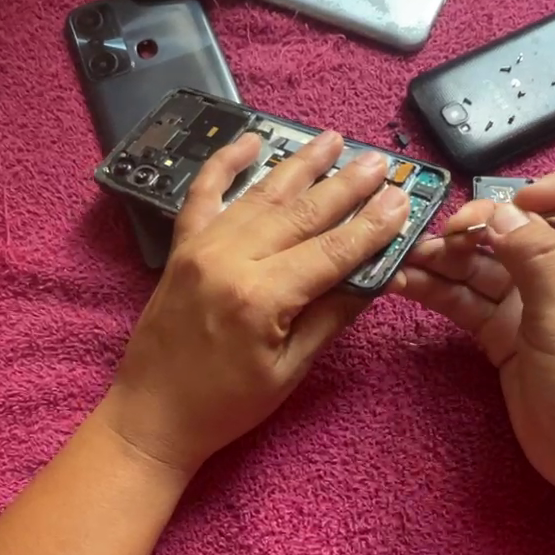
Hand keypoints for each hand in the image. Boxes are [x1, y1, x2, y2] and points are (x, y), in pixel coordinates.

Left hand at [100, 130, 409, 474]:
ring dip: (300, 164)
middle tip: (379, 162)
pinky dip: (224, 163)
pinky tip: (250, 140)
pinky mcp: (181, 249)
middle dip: (346, 185)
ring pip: (260, 196)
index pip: (331, 251)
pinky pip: (203, 194)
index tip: (402, 200)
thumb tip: (372, 279)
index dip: (372, 226)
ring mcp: (201, 248)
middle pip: (301, 213)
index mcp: (261, 297)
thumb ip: (330, 317)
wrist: (153, 415)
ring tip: (333, 140)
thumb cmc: (225, 405)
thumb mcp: (289, 370)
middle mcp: (230, 260)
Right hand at [392, 172, 554, 525]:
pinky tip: (404, 284)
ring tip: (405, 257)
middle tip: (441, 236)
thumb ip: (537, 259)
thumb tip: (501, 209)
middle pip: (520, 229)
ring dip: (446, 258)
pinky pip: (467, 302)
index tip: (517, 203)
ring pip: (485, 265)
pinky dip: (437, 292)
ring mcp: (532, 305)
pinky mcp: (503, 334)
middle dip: (480, 226)